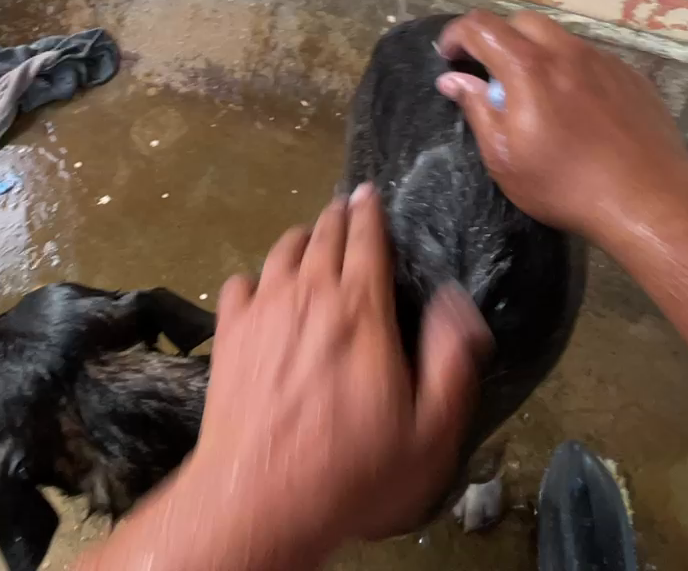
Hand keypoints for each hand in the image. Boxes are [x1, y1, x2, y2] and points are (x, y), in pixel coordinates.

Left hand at [183, 184, 491, 553]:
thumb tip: (458, 303)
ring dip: (301, 239)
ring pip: (282, 250)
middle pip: (324, 234)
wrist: (260, 496)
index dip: (370, 211)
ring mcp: (262, 307)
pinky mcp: (229, 329)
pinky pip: (241, 282)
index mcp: (360, 308)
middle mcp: (309, 292)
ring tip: (310, 240)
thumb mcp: (428, 430)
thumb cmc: (352, 467)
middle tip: (345, 208)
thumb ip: (450, 361)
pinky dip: (256, 278)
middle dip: (338, 215)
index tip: (369, 193)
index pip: (366, 238)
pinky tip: (261, 290)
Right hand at [435, 10, 687, 239]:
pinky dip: (569, 68)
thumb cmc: (564, 183)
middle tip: (490, 73)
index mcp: (528, 67)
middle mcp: (567, 52)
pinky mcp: (631, 77)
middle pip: (522, 21)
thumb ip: (476, 108)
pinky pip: (590, 58)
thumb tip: (453, 80)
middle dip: (497, 37)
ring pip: (559, 37)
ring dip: (535, 52)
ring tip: (534, 92)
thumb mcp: (503, 155)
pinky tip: (575, 106)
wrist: (649, 201)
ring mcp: (604, 61)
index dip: (457, 34)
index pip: (481, 25)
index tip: (449, 57)